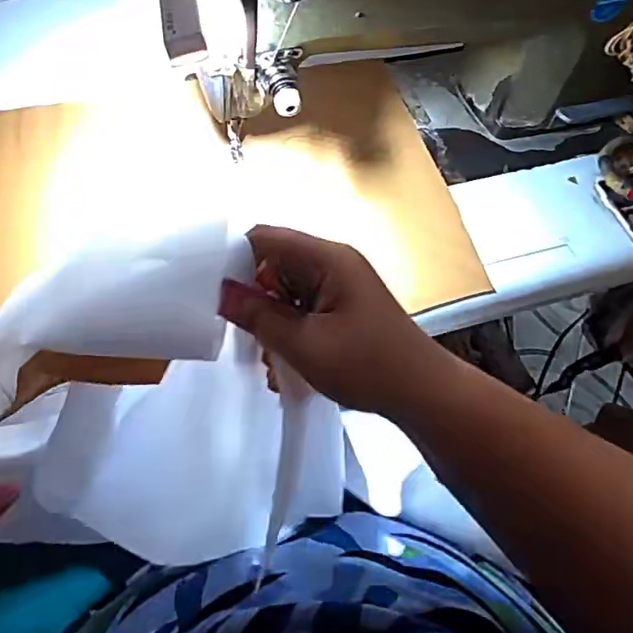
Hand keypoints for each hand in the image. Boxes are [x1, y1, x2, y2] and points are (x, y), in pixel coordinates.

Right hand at [218, 225, 458, 416]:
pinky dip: (290, 332)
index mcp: (327, 259)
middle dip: (255, 299)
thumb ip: (257, 315)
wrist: (422, 393)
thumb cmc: (368, 365)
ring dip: (273, 322)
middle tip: (250, 335)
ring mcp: (339, 286)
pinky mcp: (341, 307)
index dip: (234, 257)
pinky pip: (301, 309)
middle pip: (274, 265)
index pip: (266, 238)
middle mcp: (333, 264)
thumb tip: (219, 290)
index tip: (210, 289)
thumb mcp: (303, 344)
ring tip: (276, 357)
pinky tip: (291, 362)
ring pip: (284, 292)